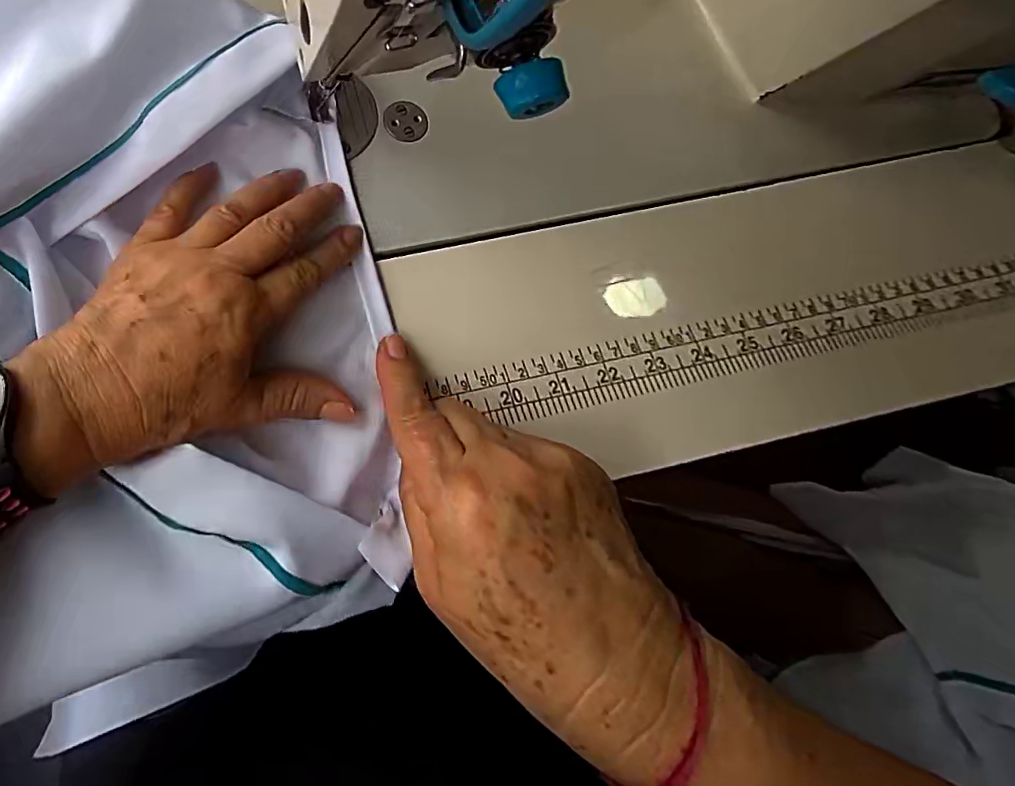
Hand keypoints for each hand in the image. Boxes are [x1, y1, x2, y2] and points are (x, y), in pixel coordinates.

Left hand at [10, 166, 364, 493]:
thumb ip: (294, 396)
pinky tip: (208, 169)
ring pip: (231, 213)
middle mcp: (220, 273)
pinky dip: (189, 185)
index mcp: (248, 312)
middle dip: (307, 209)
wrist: (95, 388)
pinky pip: (170, 208)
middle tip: (329, 191)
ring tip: (288, 175)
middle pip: (274, 232)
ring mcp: (180, 255)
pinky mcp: (143, 248)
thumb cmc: (164, 403)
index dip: (330, 254)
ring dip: (263, 191)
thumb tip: (350, 405)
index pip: (301, 276)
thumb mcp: (236, 407)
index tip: (350, 235)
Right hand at [375, 334, 698, 782]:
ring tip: (496, 504)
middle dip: (437, 427)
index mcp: (456, 498)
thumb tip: (416, 464)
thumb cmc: (514, 633)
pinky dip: (515, 465)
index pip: (415, 420)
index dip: (398, 379)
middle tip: (444, 469)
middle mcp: (502, 467)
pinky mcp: (582, 465)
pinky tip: (531, 509)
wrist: (622, 666)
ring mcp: (548, 462)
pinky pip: (525, 445)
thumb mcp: (434, 577)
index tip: (392, 347)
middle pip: (450, 410)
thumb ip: (418, 507)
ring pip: (488, 427)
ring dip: (478, 449)